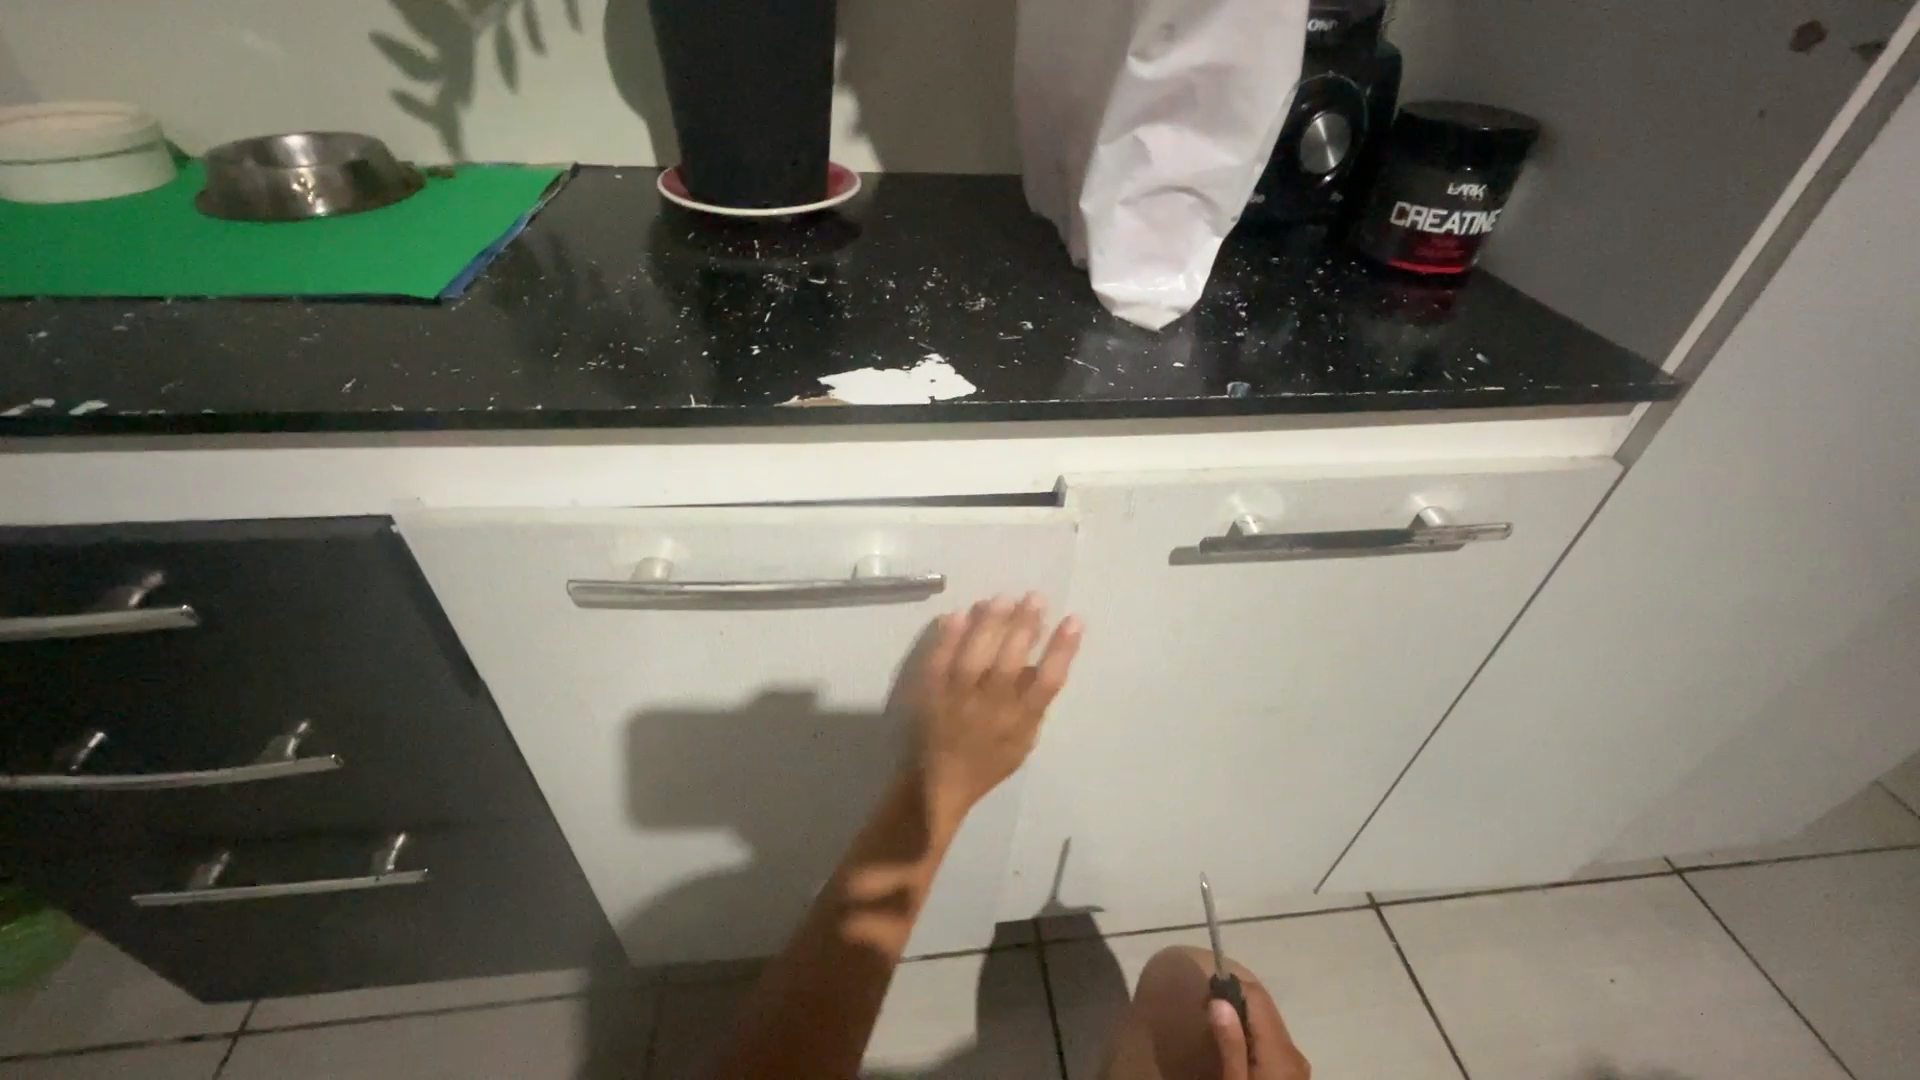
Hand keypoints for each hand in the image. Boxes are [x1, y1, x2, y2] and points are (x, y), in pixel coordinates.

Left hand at [909, 593, 1082, 821]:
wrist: (938, 784)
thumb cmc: (987, 763)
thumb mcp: (1023, 741)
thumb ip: (1033, 704)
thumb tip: (1039, 662)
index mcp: (1020, 721)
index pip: (1048, 681)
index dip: (1063, 649)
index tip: (1074, 620)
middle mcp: (991, 708)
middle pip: (1012, 661)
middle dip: (1026, 625)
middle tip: (1035, 597)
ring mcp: (958, 700)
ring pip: (976, 656)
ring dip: (990, 624)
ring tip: (1002, 598)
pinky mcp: (930, 695)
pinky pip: (940, 661)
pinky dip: (949, 637)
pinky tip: (959, 614)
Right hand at [1210, 985, 1310, 1079]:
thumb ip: (1230, 1045)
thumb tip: (1219, 1000)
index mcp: (1280, 1050)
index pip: (1257, 996)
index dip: (1229, 987)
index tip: (1205, 1001)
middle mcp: (1294, 1049)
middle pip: (1264, 1008)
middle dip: (1235, 1003)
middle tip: (1208, 1016)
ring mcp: (1297, 1061)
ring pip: (1268, 1023)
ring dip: (1243, 1019)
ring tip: (1220, 1032)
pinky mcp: (1294, 1071)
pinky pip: (1273, 1040)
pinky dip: (1254, 1035)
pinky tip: (1240, 1050)